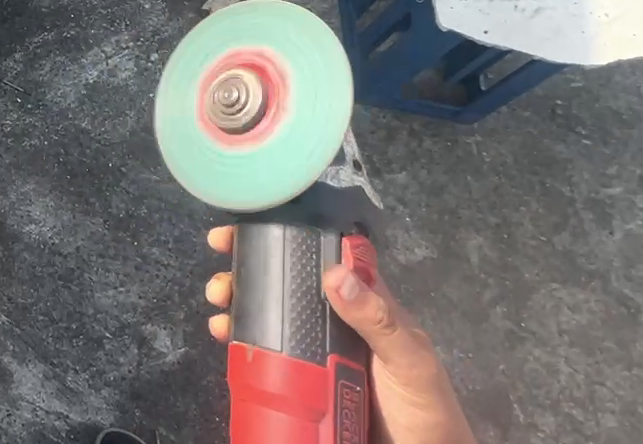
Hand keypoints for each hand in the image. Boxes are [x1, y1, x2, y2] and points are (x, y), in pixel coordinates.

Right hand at [205, 226, 475, 443]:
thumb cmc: (425, 412)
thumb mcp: (409, 364)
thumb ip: (378, 321)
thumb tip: (333, 273)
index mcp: (364, 303)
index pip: (320, 256)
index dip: (281, 235)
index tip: (242, 230)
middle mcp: (336, 318)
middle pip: (283, 281)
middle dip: (245, 272)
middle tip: (221, 281)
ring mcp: (318, 347)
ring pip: (268, 311)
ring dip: (236, 302)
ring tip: (217, 309)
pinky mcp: (304, 375)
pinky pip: (265, 348)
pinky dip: (239, 337)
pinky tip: (224, 337)